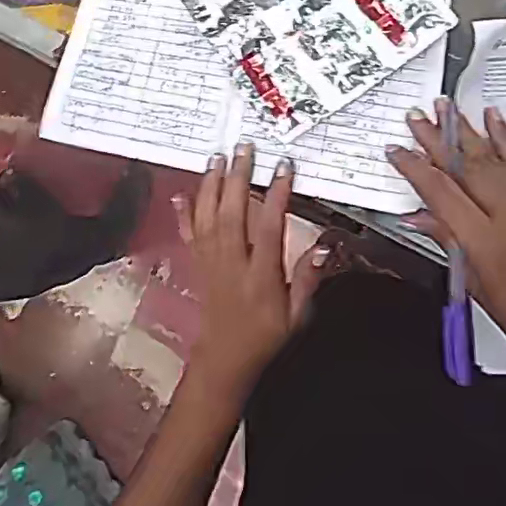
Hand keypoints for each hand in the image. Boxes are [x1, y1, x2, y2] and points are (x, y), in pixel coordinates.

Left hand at [173, 144, 334, 398]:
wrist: (225, 358)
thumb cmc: (266, 335)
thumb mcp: (296, 314)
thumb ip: (308, 279)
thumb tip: (323, 246)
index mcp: (260, 276)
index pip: (268, 228)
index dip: (276, 195)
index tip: (283, 167)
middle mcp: (232, 264)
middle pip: (231, 214)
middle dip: (237, 177)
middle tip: (244, 148)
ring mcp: (211, 262)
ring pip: (207, 217)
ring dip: (211, 185)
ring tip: (217, 157)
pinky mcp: (198, 264)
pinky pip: (189, 234)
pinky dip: (184, 212)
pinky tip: (182, 192)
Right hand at [385, 99, 505, 378]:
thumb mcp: (484, 293)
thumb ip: (452, 247)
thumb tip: (421, 219)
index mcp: (488, 244)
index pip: (440, 192)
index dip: (413, 168)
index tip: (396, 151)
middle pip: (466, 166)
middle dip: (437, 139)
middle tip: (415, 116)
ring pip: (495, 158)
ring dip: (467, 132)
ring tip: (446, 108)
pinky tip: (494, 123)